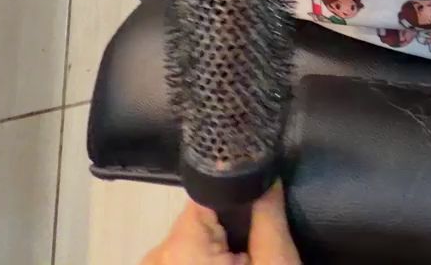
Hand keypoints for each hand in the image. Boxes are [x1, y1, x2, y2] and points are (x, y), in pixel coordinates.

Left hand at [141, 186, 300, 264]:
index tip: (258, 213)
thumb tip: (267, 174)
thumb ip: (268, 213)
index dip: (237, 199)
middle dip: (225, 231)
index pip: (207, 196)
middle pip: (196, 223)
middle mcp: (155, 260)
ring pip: (187, 248)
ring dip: (212, 255)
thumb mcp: (275, 264)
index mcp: (178, 247)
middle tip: (252, 255)